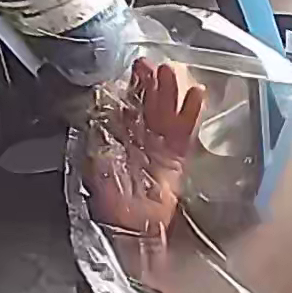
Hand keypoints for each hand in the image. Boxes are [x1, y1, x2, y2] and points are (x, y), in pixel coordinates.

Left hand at [85, 60, 204, 234]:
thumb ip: (99, 141)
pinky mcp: (177, 157)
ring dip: (169, 93)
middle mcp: (139, 138)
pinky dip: (191, 113)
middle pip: (146, 106)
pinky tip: (197, 95)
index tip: (131, 69)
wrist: (133, 228)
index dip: (129, 88)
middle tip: (152, 64)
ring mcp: (160, 146)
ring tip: (172, 72)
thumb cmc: (110, 202)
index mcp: (117, 139)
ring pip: (166, 113)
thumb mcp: (94, 168)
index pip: (124, 107)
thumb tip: (101, 115)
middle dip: (150, 85)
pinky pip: (185, 131)